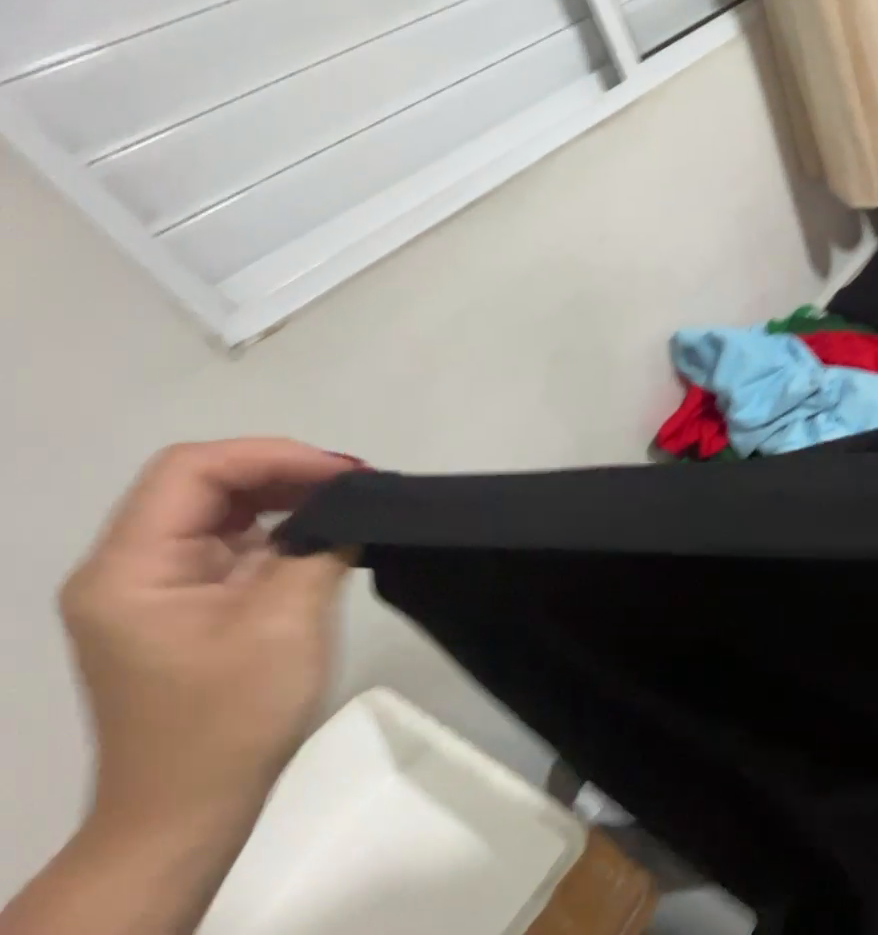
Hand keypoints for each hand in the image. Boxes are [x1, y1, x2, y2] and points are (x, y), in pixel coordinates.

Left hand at [60, 440, 359, 830]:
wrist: (188, 810)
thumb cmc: (229, 718)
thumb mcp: (284, 624)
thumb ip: (318, 549)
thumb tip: (352, 507)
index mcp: (128, 568)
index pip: (191, 471)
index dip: (272, 455)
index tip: (345, 474)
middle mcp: (128, 568)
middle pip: (201, 484)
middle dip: (283, 471)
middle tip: (360, 483)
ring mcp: (155, 589)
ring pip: (218, 511)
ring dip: (286, 498)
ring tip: (353, 502)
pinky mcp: (185, 608)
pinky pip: (231, 546)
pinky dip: (282, 531)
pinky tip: (328, 536)